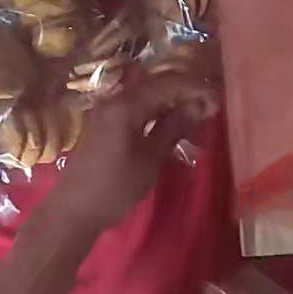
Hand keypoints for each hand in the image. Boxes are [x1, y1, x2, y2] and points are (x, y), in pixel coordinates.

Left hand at [45, 72, 218, 231]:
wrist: (74, 210)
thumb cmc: (115, 186)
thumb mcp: (150, 157)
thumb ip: (174, 127)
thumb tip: (200, 105)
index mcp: (126, 105)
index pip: (168, 83)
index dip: (195, 89)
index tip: (218, 102)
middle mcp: (115, 100)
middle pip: (157, 86)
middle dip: (186, 93)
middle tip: (211, 108)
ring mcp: (108, 112)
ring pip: (147, 97)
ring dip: (173, 103)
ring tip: (197, 116)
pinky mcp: (106, 125)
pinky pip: (137, 109)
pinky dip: (157, 113)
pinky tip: (172, 125)